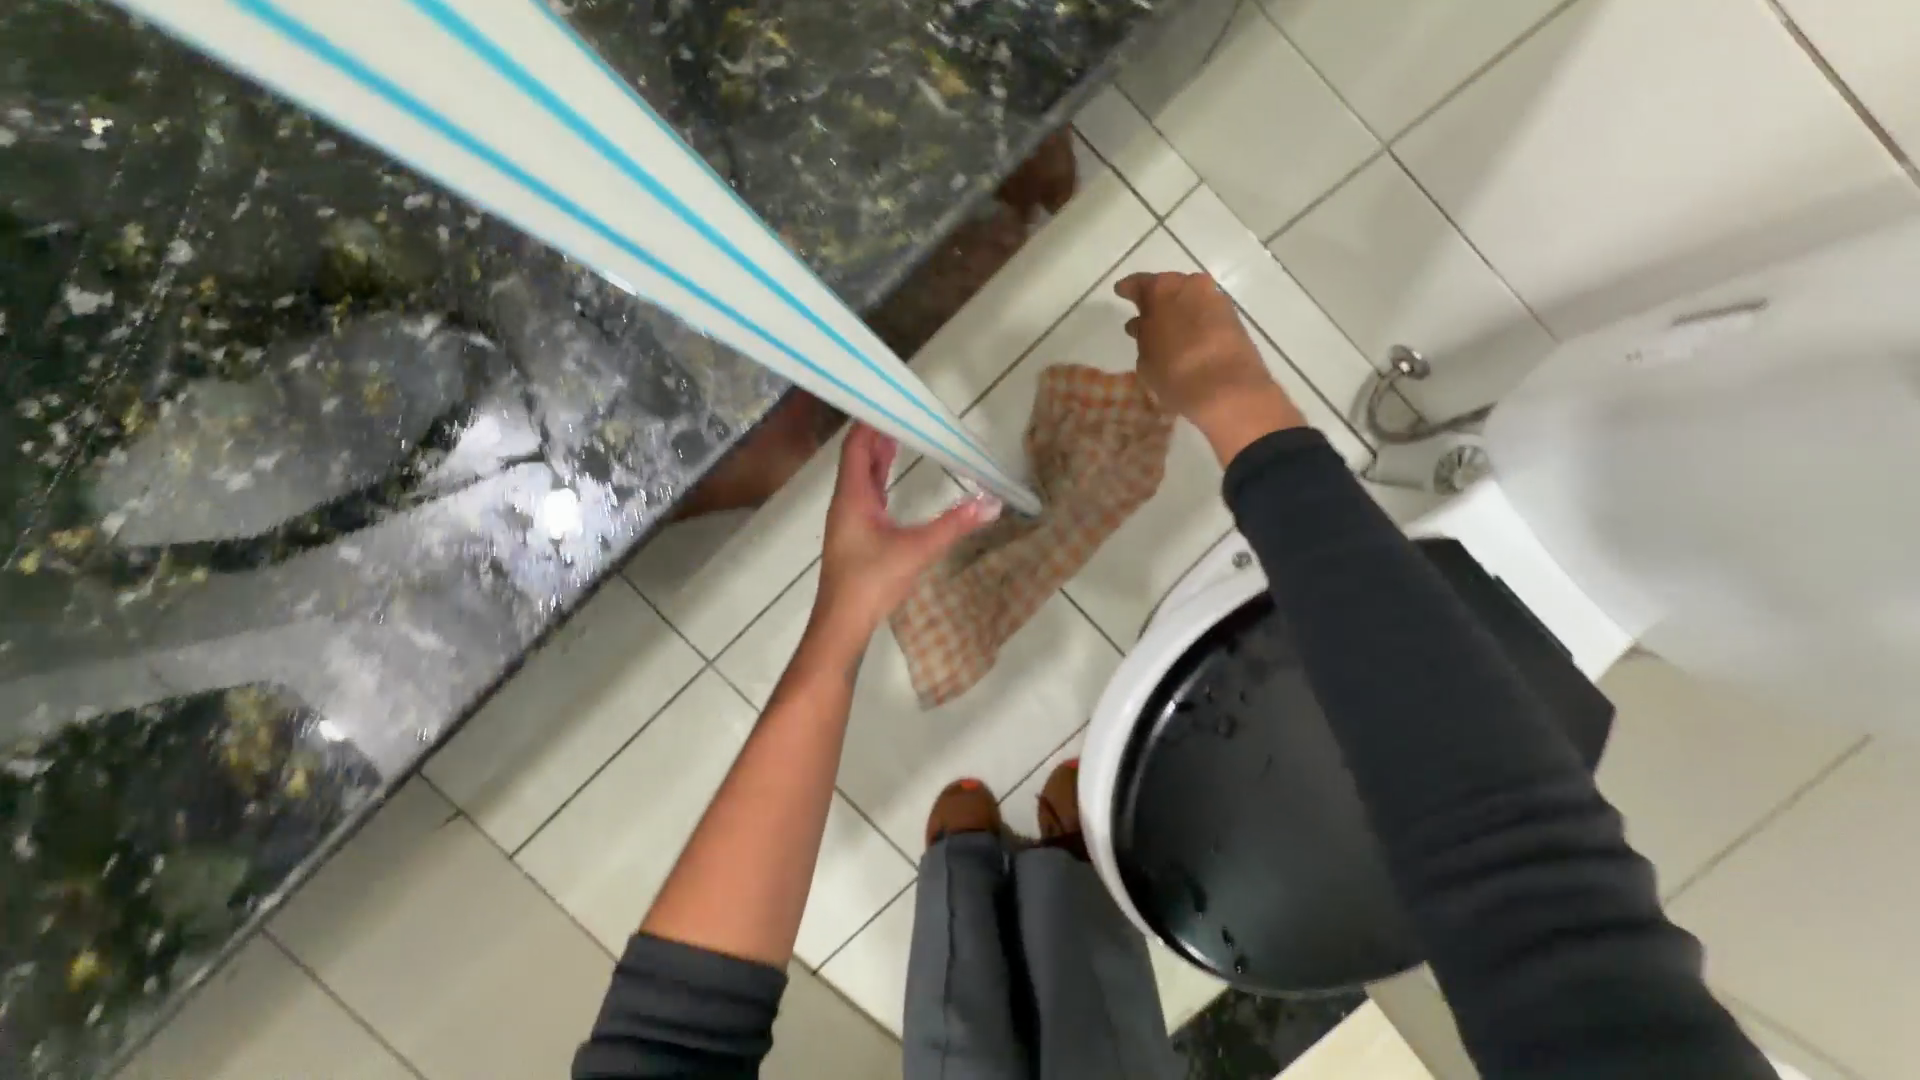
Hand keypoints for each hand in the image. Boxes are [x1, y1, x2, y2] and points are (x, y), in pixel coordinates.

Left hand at [808, 425, 1001, 660]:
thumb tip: (992, 503)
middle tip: (904, 412)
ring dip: (877, 456)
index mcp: (852, 497)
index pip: (857, 446)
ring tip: (900, 435)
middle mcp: (846, 502)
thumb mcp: (917, 550)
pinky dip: (879, 479)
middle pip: (857, 457)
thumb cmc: (871, 582)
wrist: (842, 624)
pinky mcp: (855, 536)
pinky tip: (891, 482)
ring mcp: (848, 520)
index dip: (871, 421)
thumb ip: (954, 525)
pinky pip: (866, 495)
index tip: (892, 400)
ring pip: (860, 477)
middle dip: (878, 434)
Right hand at [1115, 271, 1306, 463]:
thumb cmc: (1175, 371)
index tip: (1121, 291)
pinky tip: (1188, 339)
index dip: (1128, 289)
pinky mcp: (1234, 317)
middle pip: (1169, 288)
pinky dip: (1196, 322)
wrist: (1227, 389)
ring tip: (1168, 331)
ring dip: (1178, 312)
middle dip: (1156, 301)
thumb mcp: (1146, 357)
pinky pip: (1206, 314)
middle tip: (1145, 316)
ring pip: (1190, 300)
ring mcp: (1216, 299)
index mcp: (1162, 289)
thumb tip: (1143, 326)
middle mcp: (1191, 285)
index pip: (1139, 283)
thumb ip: (1143, 336)